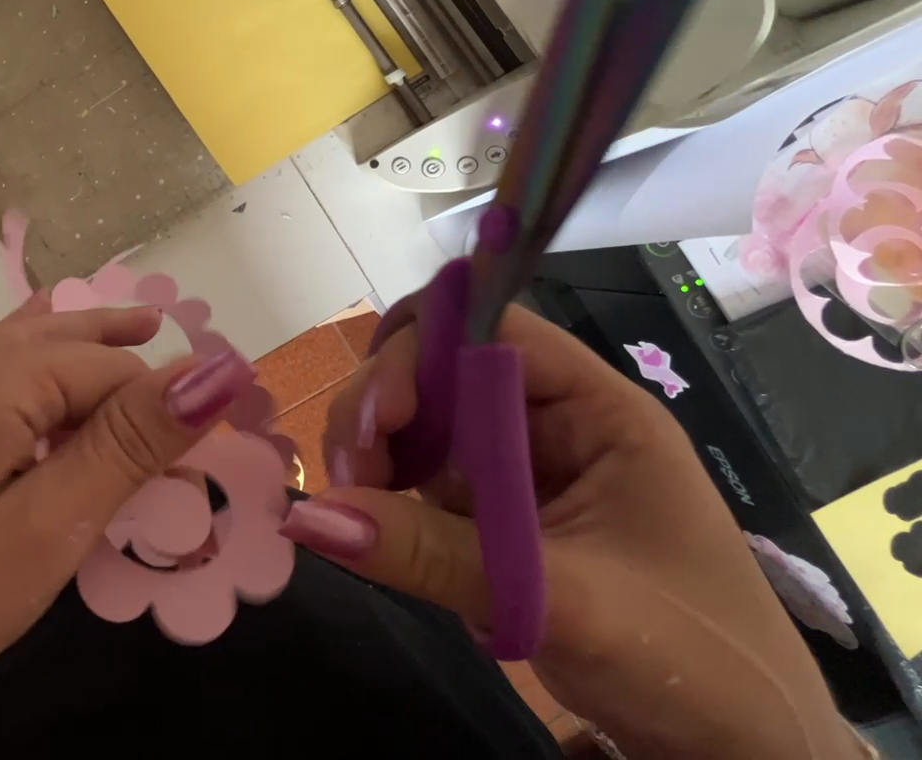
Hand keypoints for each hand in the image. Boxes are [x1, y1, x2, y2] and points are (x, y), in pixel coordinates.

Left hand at [0, 297, 255, 758]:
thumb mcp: (45, 529)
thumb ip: (124, 444)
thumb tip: (211, 372)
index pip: (108, 367)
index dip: (164, 396)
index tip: (212, 433)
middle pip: (62, 340)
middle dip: (123, 351)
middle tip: (180, 352)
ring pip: (19, 343)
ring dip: (77, 347)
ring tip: (130, 332)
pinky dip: (28, 363)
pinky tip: (39, 364)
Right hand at [286, 304, 857, 758]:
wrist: (738, 755)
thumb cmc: (691, 665)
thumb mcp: (558, 600)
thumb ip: (430, 553)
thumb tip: (310, 518)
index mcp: (597, 412)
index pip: (489, 331)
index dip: (420, 352)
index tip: (377, 418)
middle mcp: (548, 421)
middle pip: (435, 366)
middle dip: (379, 406)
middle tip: (349, 472)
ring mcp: (513, 463)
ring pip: (415, 416)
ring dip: (369, 444)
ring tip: (352, 500)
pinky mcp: (484, 506)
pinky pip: (413, 467)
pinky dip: (377, 481)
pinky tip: (365, 514)